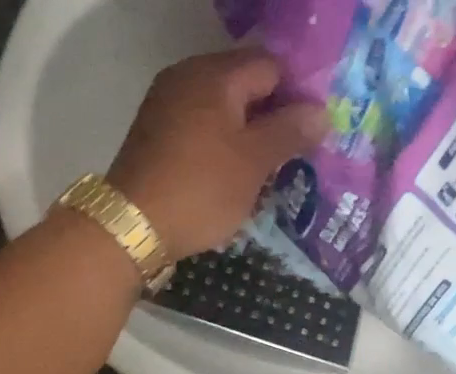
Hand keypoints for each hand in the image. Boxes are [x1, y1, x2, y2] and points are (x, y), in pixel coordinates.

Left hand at [107, 48, 329, 260]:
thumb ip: (290, 132)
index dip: (299, 96)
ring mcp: (167, 103)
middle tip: (295, 154)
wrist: (133, 225)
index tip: (313, 133)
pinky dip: (222, 145)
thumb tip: (321, 113)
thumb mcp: (254, 163)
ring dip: (248, 134)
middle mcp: (188, 76)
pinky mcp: (156, 132)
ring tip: (267, 171)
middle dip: (273, 116)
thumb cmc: (202, 190)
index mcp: (216, 74)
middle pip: (245, 84)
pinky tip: (233, 176)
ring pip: (223, 108)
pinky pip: (201, 127)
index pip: (272, 66)